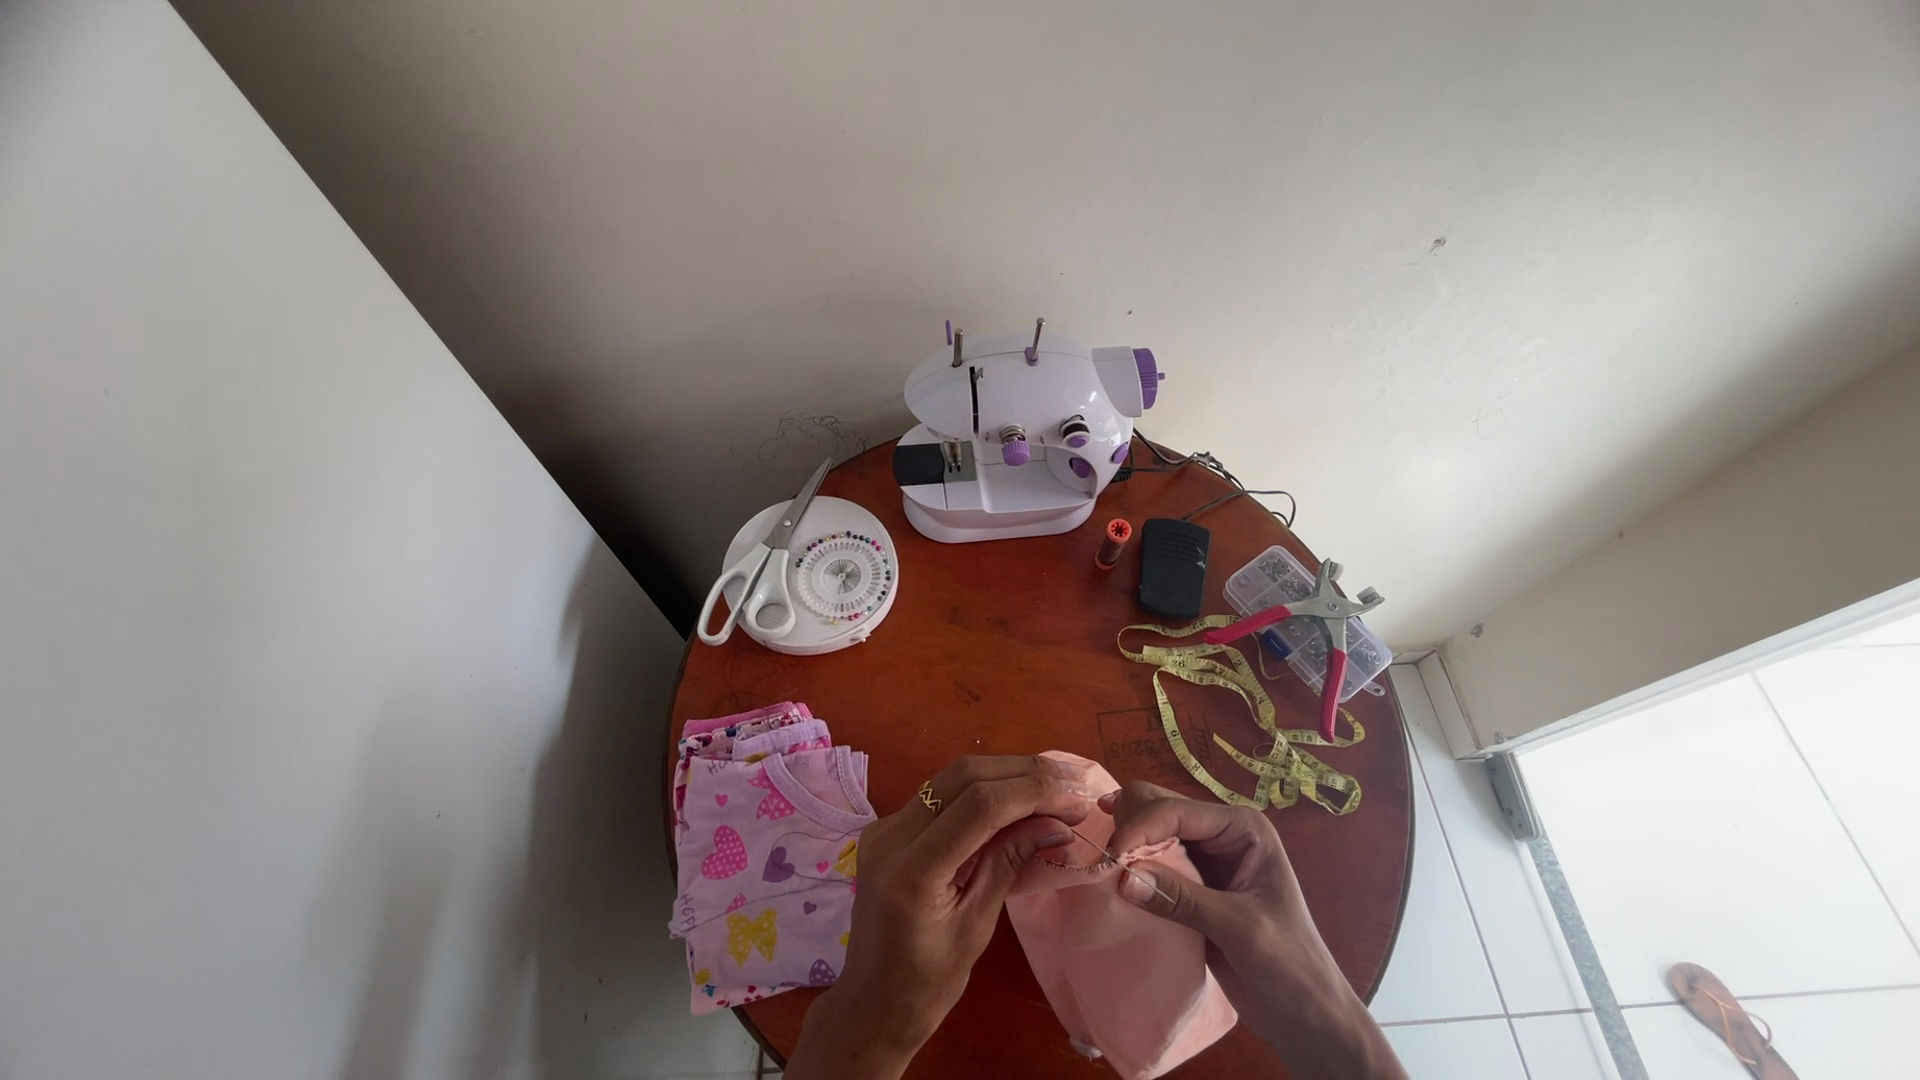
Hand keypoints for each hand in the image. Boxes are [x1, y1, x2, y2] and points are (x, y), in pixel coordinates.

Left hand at [784, 755, 1094, 1079]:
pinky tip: (1016, 796)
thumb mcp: (977, 928)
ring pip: (951, 777)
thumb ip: (1010, 864)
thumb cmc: (926, 985)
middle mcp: (890, 836)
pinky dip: (983, 789)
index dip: (1032, 792)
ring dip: (1005, 773)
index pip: (979, 806)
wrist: (869, 1005)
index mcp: (912, 871)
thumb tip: (1058, 823)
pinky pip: (940, 794)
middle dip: (1023, 772)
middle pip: (963, 776)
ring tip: (1053, 783)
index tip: (1076, 798)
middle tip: (1072, 781)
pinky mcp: (888, 828)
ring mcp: (884, 827)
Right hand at [1104, 782, 1408, 1079]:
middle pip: (1159, 807)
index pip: (1177, 811)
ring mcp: (1205, 855)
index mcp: (1242, 828)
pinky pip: (1151, 859)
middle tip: (1103, 862)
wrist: (1307, 1018)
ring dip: (1126, 843)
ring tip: (1104, 868)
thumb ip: (1183, 900)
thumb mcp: (1239, 930)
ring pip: (1150, 830)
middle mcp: (1221, 831)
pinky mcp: (1190, 882)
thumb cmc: (1289, 968)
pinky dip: (1131, 864)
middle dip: (1129, 827)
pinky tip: (1114, 876)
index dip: (1140, 828)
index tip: (1110, 859)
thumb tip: (1122, 878)